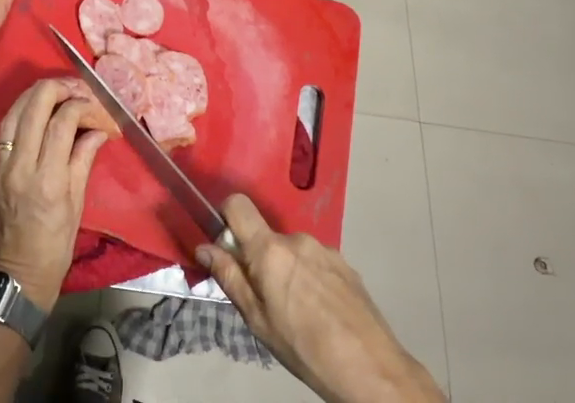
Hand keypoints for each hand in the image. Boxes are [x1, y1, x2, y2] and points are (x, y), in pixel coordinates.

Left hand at [0, 79, 109, 311]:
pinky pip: (5, 128)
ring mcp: (2, 165)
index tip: (99, 109)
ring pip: (14, 111)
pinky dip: (22, 110)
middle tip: (79, 89)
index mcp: (47, 179)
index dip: (83, 107)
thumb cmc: (56, 245)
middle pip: (34, 106)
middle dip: (59, 88)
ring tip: (59, 89)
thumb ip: (83, 159)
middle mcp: (20, 165)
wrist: (19, 272)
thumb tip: (98, 128)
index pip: (62, 123)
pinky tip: (37, 107)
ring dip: (37, 93)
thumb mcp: (77, 204)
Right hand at [199, 195, 443, 402]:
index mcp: (270, 250)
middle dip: (259, 258)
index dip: (226, 217)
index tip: (228, 247)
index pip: (238, 204)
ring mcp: (326, 250)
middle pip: (266, 236)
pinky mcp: (346, 265)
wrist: (371, 369)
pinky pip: (315, 262)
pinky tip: (320, 311)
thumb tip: (204, 248)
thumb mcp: (257, 319)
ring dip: (287, 270)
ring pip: (292, 251)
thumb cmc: (304, 347)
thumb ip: (229, 277)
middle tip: (266, 298)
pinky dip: (310, 277)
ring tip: (298, 310)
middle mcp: (297, 240)